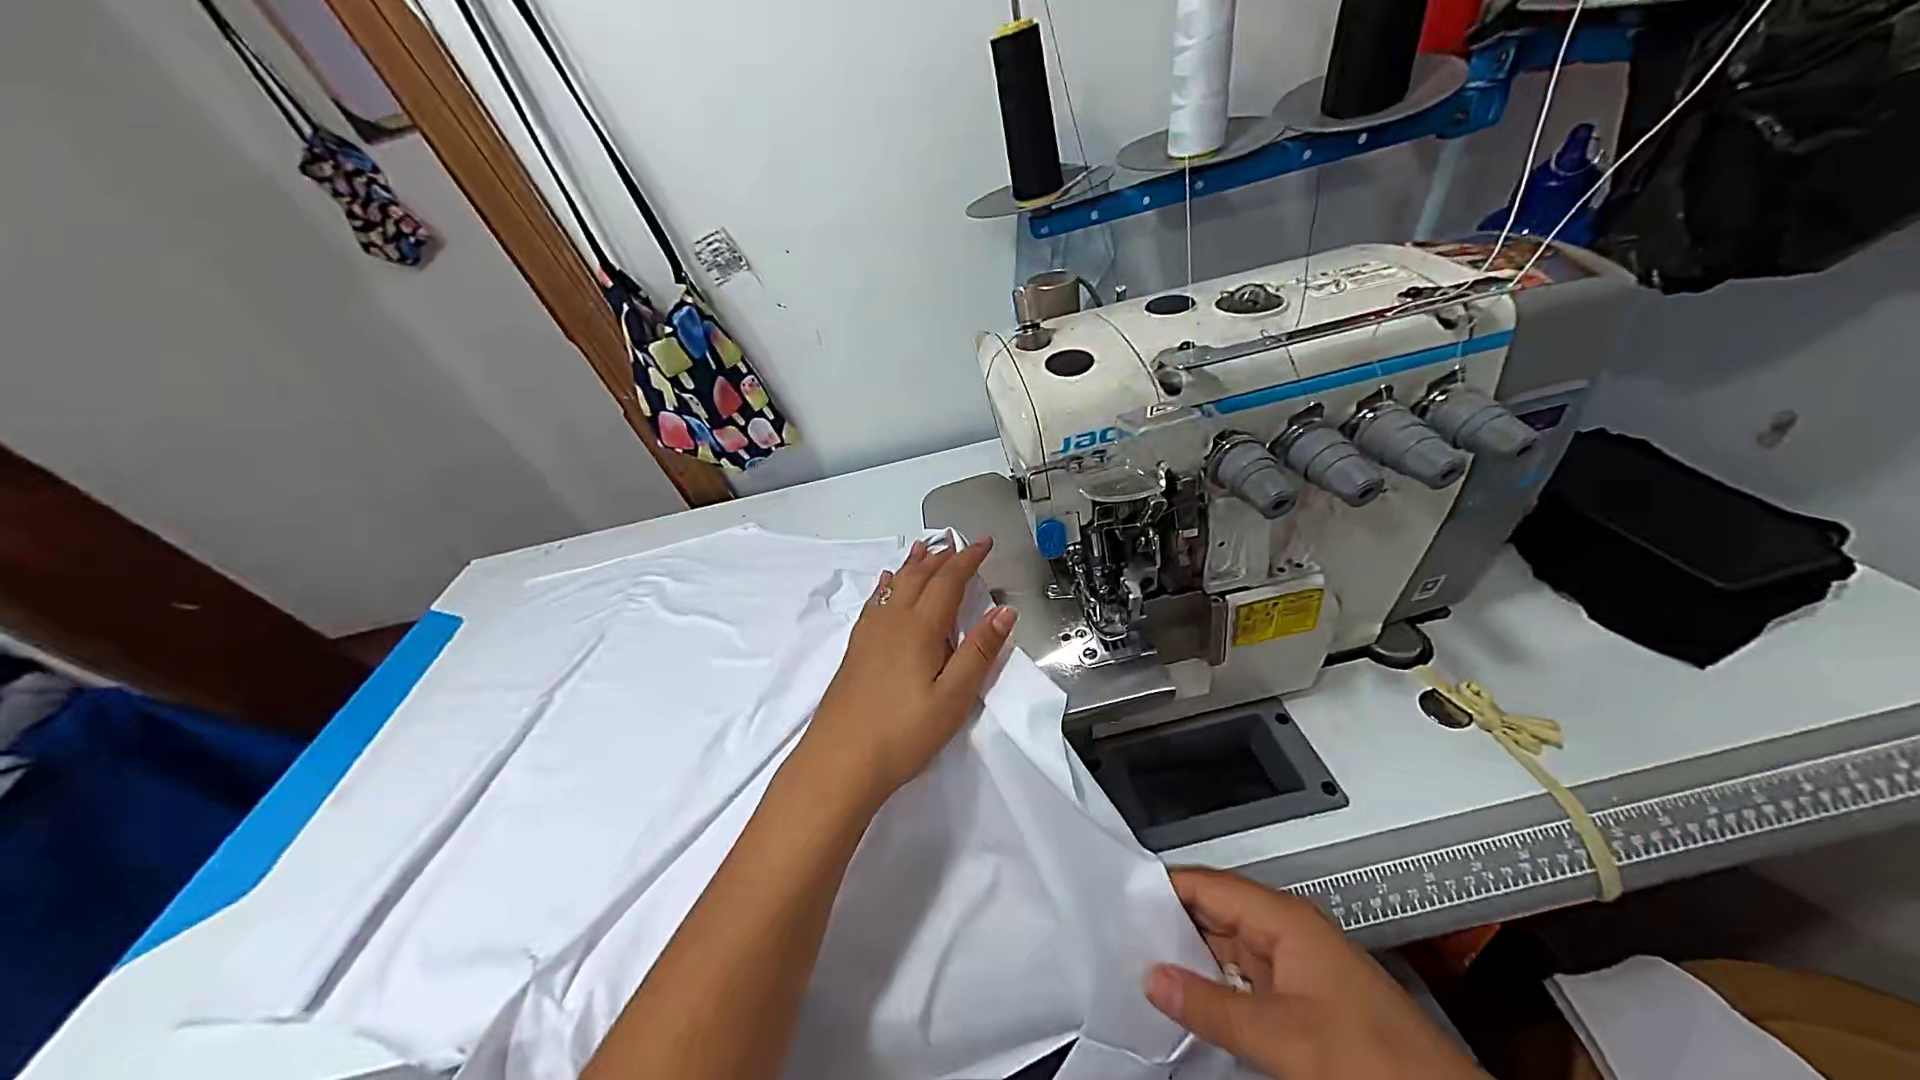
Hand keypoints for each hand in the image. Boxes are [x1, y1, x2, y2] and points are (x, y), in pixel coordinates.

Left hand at [798, 537, 1017, 804]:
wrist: (839, 762)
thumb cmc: (903, 733)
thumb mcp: (953, 697)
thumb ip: (979, 652)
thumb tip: (1004, 611)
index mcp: (920, 629)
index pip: (948, 582)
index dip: (968, 559)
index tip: (984, 542)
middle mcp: (892, 622)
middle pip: (919, 577)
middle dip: (941, 557)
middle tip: (957, 542)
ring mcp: (869, 635)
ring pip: (895, 586)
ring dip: (913, 565)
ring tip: (924, 549)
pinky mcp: (855, 650)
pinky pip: (875, 603)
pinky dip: (886, 586)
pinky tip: (885, 585)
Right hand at [1146, 868, 1484, 1079]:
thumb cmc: (1383, 1063)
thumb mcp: (1282, 1036)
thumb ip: (1211, 1006)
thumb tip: (1156, 979)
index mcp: (1285, 918)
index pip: (1208, 884)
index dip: (1164, 887)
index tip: (1124, 898)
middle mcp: (1289, 931)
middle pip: (1215, 911)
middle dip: (1171, 925)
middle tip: (1126, 940)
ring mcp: (1296, 964)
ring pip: (1227, 946)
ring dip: (1192, 959)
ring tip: (1149, 971)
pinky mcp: (1302, 996)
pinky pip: (1243, 977)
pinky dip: (1215, 986)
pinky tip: (1193, 1002)